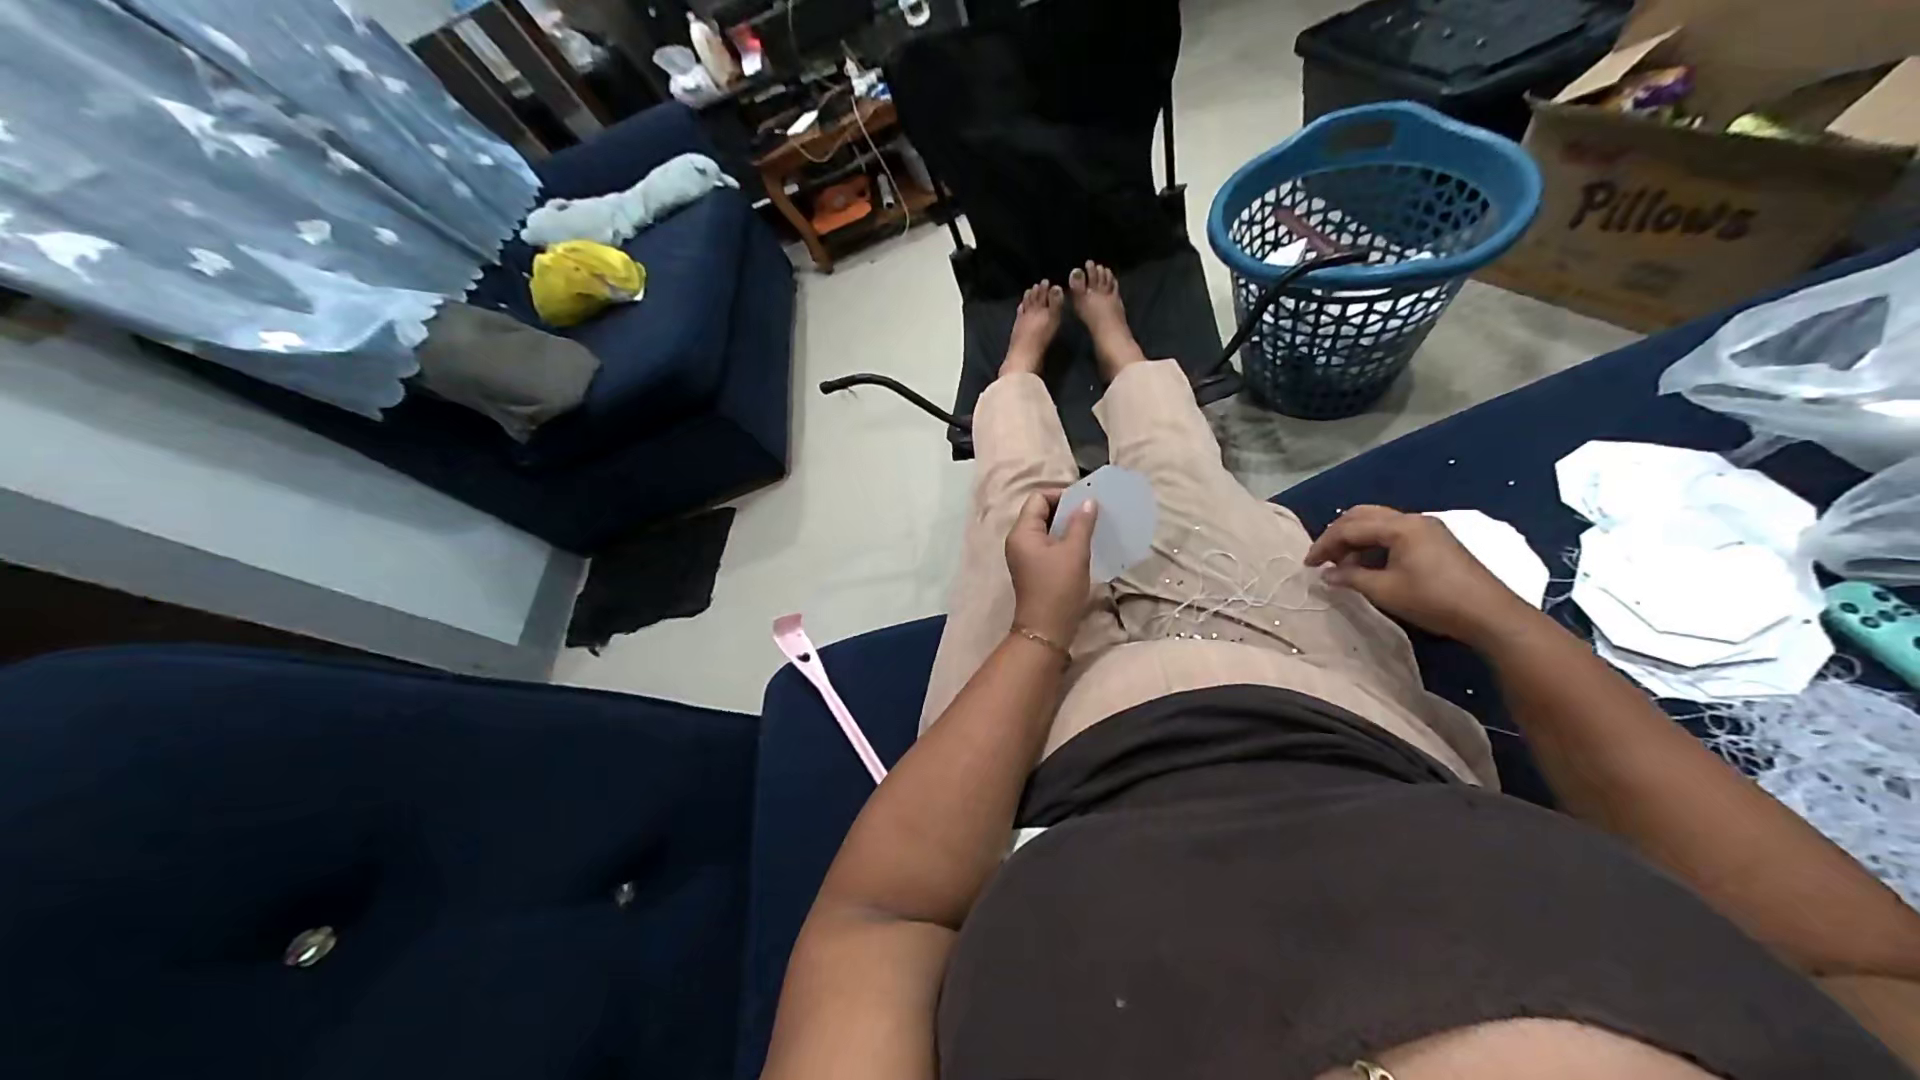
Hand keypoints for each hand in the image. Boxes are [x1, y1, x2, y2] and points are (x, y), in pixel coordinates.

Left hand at [1006, 490, 1096, 645]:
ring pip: (1046, 530)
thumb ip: (1081, 523)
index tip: (1085, 502)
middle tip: (1091, 513)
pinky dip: (1064, 541)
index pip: (1038, 499)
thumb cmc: (1058, 588)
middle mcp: (1019, 540)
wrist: (1047, 629)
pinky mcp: (1034, 568)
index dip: (1061, 496)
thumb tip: (1088, 501)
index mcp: (1022, 532)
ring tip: (1090, 528)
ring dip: (1067, 526)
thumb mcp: (1074, 552)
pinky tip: (1083, 545)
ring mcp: (1025, 556)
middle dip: (1065, 510)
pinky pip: (1048, 545)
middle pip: (1041, 512)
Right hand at [1304, 504, 1542, 647]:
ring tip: (1342, 565)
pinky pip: (1394, 534)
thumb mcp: (1385, 590)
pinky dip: (1374, 545)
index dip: (1324, 544)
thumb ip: (1351, 577)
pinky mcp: (1436, 542)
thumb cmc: (1434, 600)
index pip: (1350, 527)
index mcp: (1400, 527)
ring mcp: (1427, 529)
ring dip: (1356, 540)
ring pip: (1379, 524)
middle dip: (1338, 535)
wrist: (1490, 615)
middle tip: (1323, 558)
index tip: (1308, 565)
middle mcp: (1413, 520)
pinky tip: (1368, 565)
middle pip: (1363, 516)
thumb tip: (1327, 574)